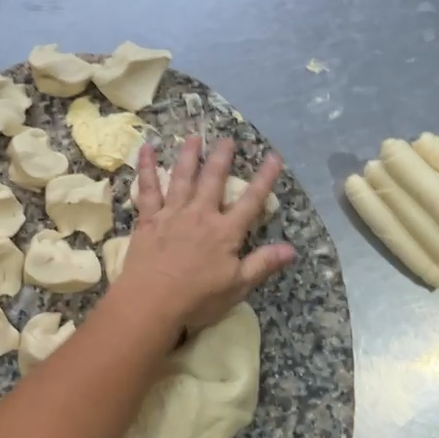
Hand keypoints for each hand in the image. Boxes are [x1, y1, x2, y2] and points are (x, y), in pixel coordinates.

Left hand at [112, 136, 296, 333]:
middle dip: (222, 158)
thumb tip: (292, 249)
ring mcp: (172, 214)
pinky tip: (146, 149)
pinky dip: (147, 167)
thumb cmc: (197, 298)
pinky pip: (148, 188)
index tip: (274, 157)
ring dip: (189, 155)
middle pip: (213, 180)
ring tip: (194, 137)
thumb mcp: (237, 286)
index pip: (251, 201)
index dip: (264, 178)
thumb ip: (263, 263)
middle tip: (227, 139)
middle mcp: (200, 215)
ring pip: (182, 177)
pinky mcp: (148, 218)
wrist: (151, 301)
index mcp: (225, 232)